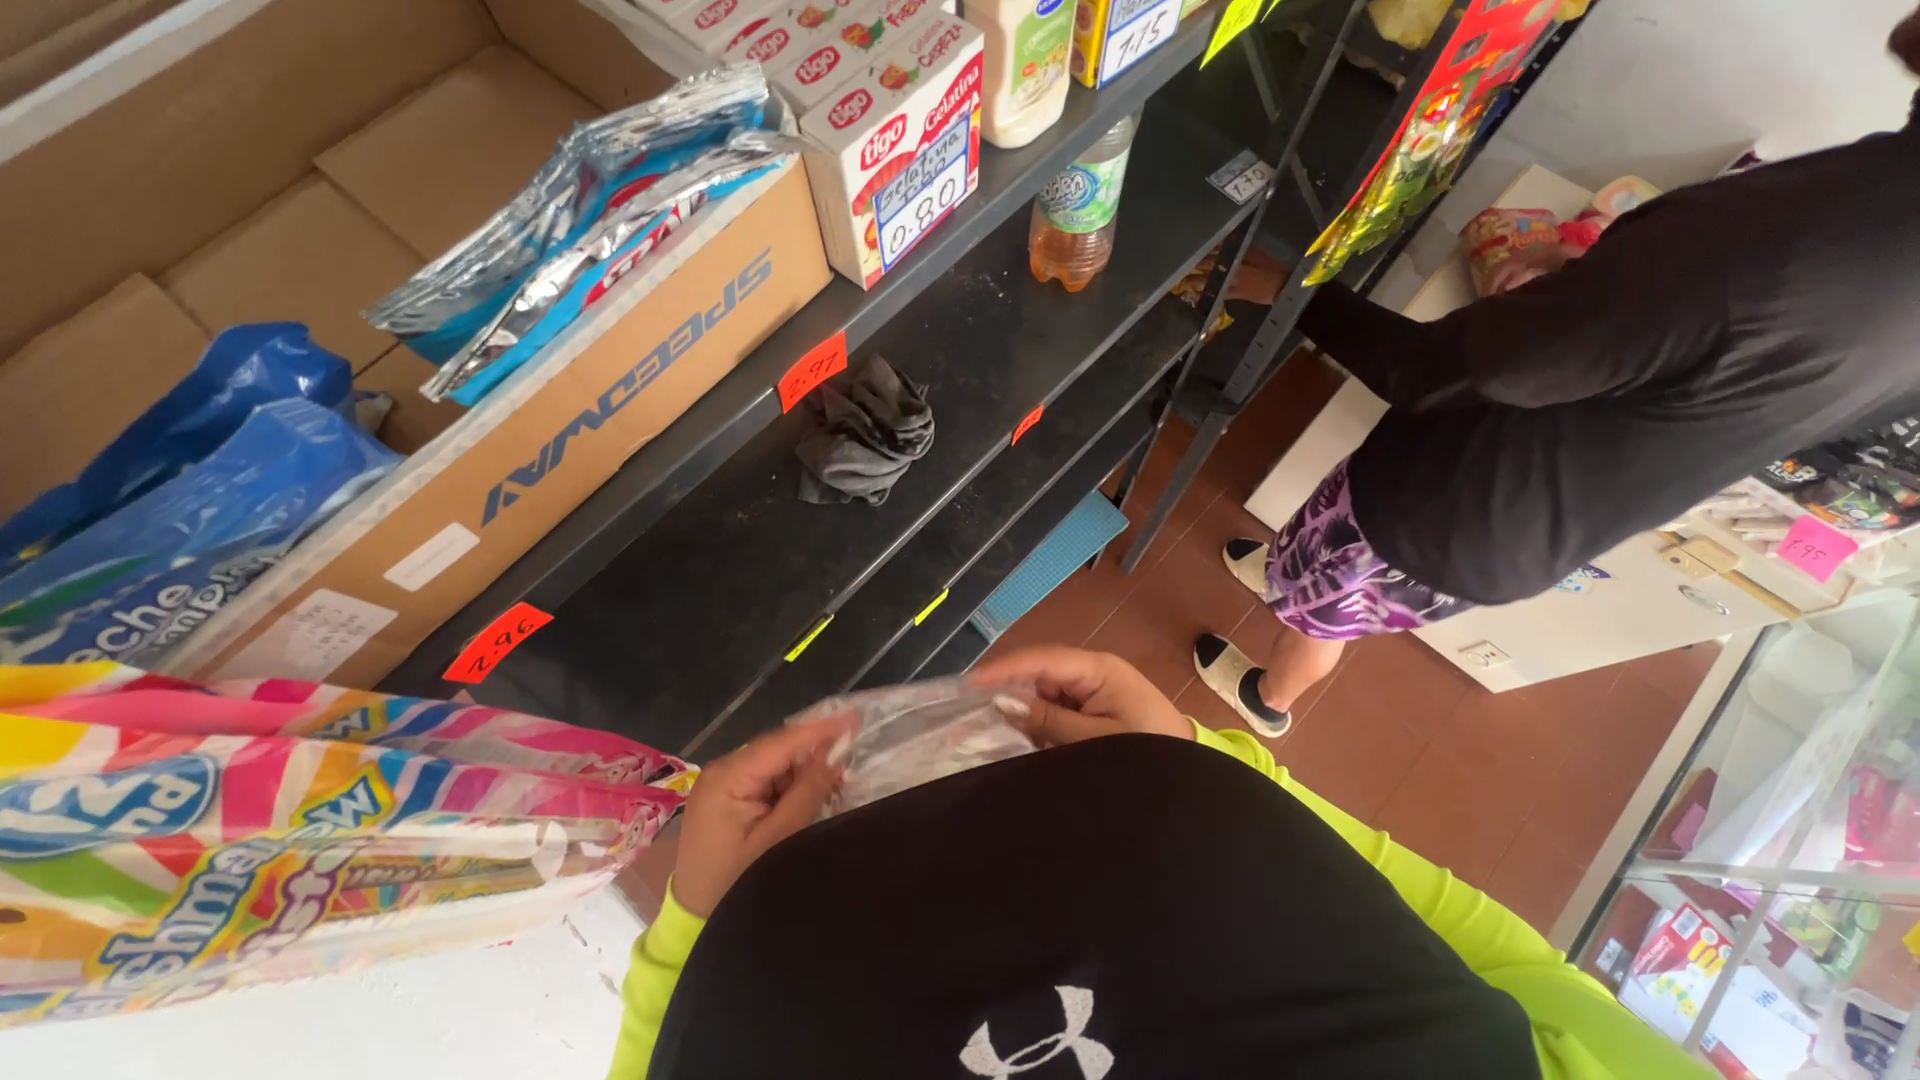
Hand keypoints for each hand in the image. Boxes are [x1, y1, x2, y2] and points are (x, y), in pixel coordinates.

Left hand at [671, 715, 854, 918]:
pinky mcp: (726, 800)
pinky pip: (765, 781)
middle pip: (777, 750)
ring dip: (804, 771)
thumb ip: (807, 792)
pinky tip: (812, 794)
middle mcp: (720, 771)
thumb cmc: (737, 884)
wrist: (695, 923)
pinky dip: (790, 786)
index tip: (854, 717)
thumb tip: (835, 755)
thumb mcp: (779, 839)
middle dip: (814, 751)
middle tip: (852, 756)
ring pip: (774, 765)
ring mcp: (721, 785)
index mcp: (727, 777)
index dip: (819, 729)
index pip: (780, 742)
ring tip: (837, 781)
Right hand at [973, 646, 1192, 747]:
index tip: (967, 684)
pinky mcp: (1090, 713)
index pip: (1041, 660)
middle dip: (1003, 692)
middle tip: (964, 713)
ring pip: (1041, 695)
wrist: (1192, 782)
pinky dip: (1033, 726)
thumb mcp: (1096, 741)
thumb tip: (1003, 702)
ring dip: (1016, 712)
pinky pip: (1053, 713)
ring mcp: (1090, 693)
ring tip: (976, 728)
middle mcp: (1090, 674)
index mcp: (1098, 669)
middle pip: (1037, 675)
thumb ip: (1049, 721)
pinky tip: (1007, 739)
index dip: (1003, 670)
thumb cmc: (1151, 756)